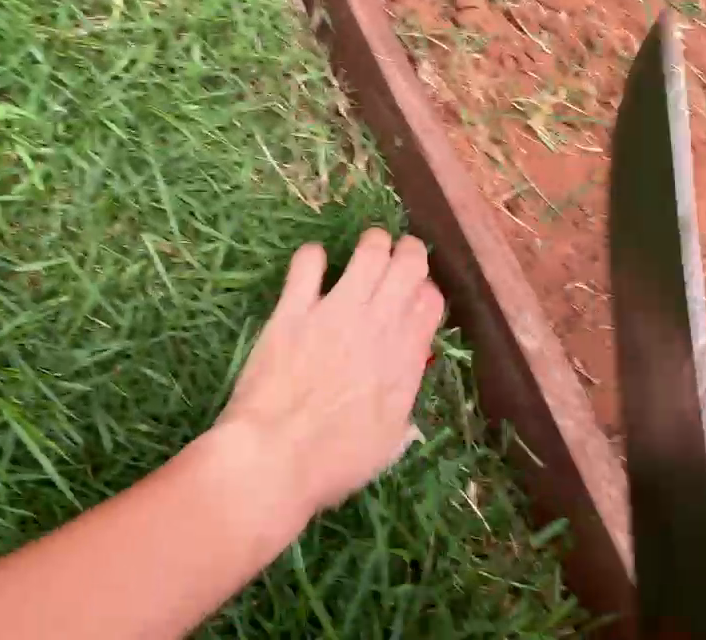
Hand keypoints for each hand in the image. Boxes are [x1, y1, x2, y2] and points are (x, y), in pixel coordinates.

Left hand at [212, 229, 445, 519]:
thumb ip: (401, 407)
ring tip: (367, 247)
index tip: (413, 296)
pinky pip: (308, 262)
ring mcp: (335, 311)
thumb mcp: (387, 443)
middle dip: (407, 252)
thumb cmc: (334, 462)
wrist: (275, 455)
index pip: (430, 299)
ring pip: (368, 251)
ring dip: (372, 242)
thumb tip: (404, 394)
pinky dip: (312, 256)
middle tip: (397, 255)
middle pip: (408, 264)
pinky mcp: (293, 307)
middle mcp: (377, 324)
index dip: (424, 291)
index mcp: (405, 358)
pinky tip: (312, 264)